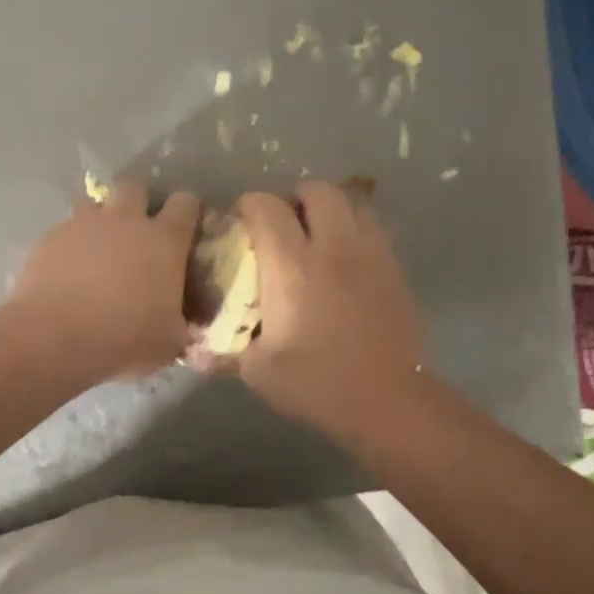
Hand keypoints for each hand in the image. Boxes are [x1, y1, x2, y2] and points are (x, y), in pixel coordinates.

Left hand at [4, 180, 200, 379]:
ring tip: (98, 249)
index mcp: (163, 240)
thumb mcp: (169, 342)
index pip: (185, 204)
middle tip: (135, 234)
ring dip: (99, 220)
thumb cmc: (124, 339)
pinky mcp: (49, 238)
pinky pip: (65, 230)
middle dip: (136, 205)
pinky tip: (67, 271)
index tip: (183, 229)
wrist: (54, 338)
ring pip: (94, 204)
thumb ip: (180, 324)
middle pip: (134, 189)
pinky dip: (70, 245)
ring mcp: (82, 225)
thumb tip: (182, 324)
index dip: (186, 212)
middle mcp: (124, 221)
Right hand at [236, 181, 425, 431]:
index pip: (267, 207)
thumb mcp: (258, 371)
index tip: (242, 223)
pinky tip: (346, 264)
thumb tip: (198, 345)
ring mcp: (371, 255)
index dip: (249, 206)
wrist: (388, 402)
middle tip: (284, 226)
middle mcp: (334, 248)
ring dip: (332, 212)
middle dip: (295, 199)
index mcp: (292, 267)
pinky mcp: (396, 270)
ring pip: (353, 204)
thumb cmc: (317, 384)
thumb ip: (226, 348)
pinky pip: (374, 230)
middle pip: (317, 191)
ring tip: (319, 239)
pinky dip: (356, 233)